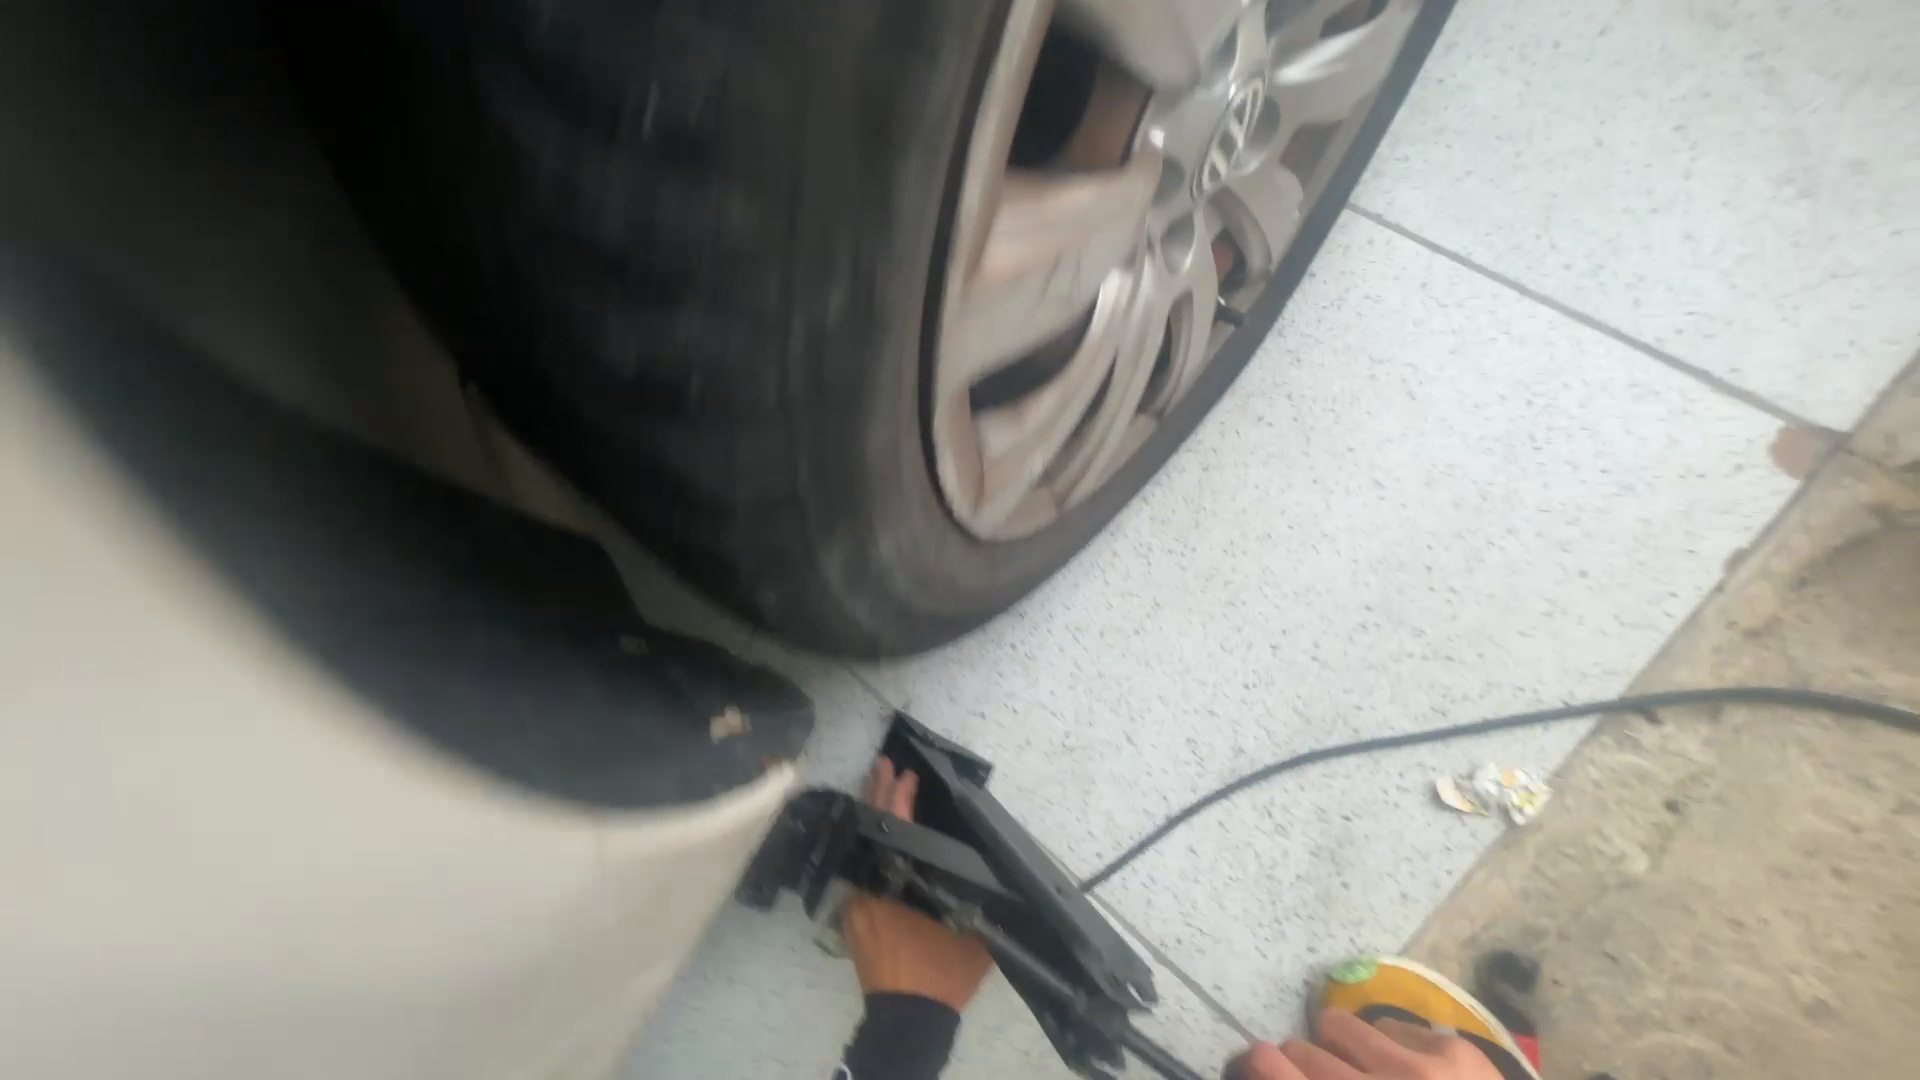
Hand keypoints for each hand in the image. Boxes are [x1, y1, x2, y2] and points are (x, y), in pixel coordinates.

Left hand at [841, 759, 994, 1011]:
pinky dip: (865, 847)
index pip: (898, 823)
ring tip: (875, 787)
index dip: (902, 795)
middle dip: (878, 791)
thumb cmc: (943, 970)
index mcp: (900, 878)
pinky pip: (856, 869)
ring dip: (870, 816)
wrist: (910, 1018)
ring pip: (861, 846)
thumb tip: (986, 860)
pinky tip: (873, 837)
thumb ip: (975, 890)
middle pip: (872, 826)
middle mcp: (872, 882)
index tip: (909, 773)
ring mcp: (856, 899)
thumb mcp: (972, 926)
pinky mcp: (851, 916)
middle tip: (882, 763)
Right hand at [1229, 1009, 1504, 1079]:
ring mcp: (1419, 1070)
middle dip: (1298, 1063)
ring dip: (1342, 1050)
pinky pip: (1388, 1024)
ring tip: (1365, 1073)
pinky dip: (1390, 1049)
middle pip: (1303, 1052)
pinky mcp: (1452, 1049)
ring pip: (1337, 1024)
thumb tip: (1267, 1066)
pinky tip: (1415, 1079)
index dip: (1263, 1068)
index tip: (1252, 1058)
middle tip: (1315, 1074)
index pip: (1288, 1076)